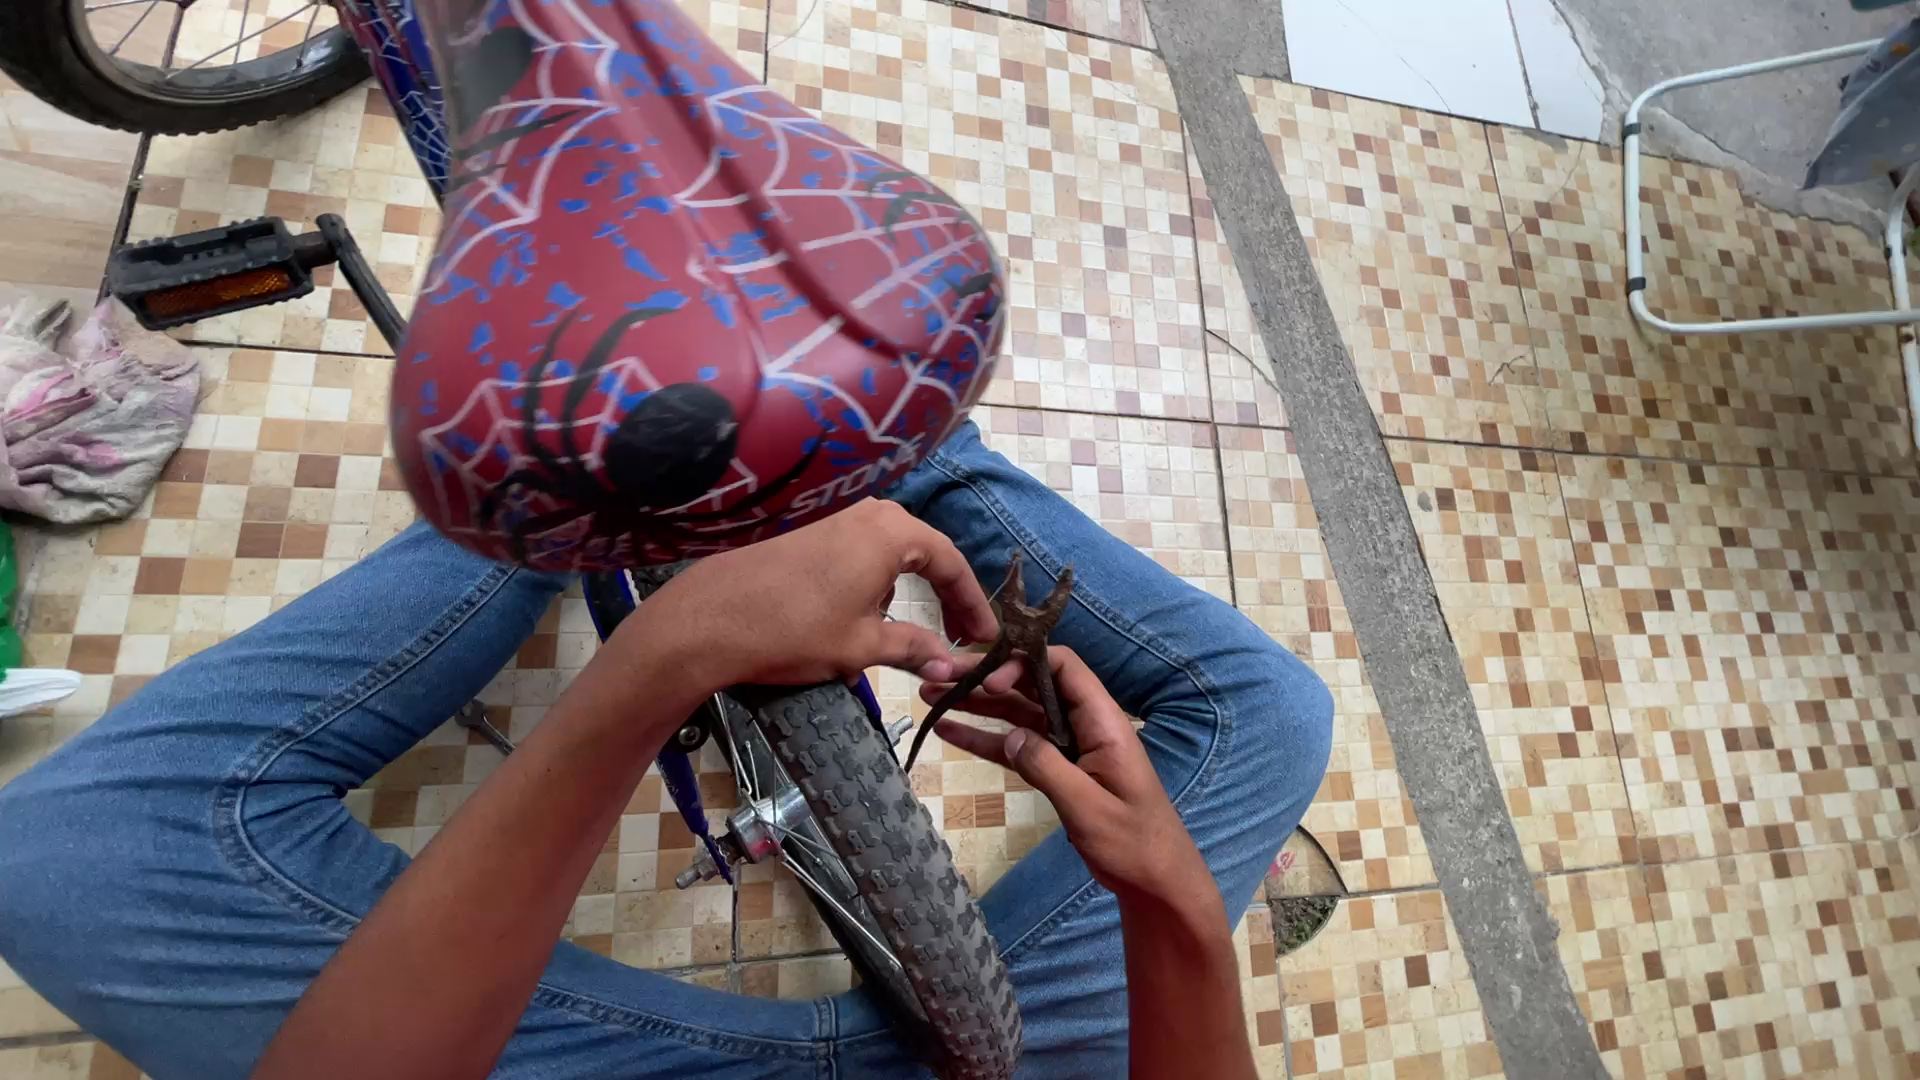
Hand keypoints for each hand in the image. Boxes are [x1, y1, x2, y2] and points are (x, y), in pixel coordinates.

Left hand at [625, 499, 999, 691]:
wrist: (708, 620)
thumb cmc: (794, 630)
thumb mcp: (861, 645)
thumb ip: (913, 648)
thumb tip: (949, 665)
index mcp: (892, 533)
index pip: (951, 563)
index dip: (973, 604)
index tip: (987, 637)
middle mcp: (870, 516)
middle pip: (925, 554)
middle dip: (946, 596)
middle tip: (961, 636)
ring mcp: (839, 521)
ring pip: (893, 555)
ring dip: (910, 592)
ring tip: (912, 635)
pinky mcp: (814, 535)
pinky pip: (864, 556)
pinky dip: (879, 585)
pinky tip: (866, 617)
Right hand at [925, 646, 1213, 905]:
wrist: (1155, 881)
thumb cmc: (1134, 843)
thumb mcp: (1090, 808)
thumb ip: (1049, 768)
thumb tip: (1010, 737)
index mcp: (1102, 720)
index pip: (1063, 667)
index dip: (1023, 662)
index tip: (989, 680)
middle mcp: (1081, 722)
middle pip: (1029, 684)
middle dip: (985, 677)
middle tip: (937, 675)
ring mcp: (1066, 743)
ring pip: (1016, 711)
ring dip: (976, 704)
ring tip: (930, 694)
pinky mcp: (1054, 765)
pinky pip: (1015, 743)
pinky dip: (984, 737)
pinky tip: (948, 731)